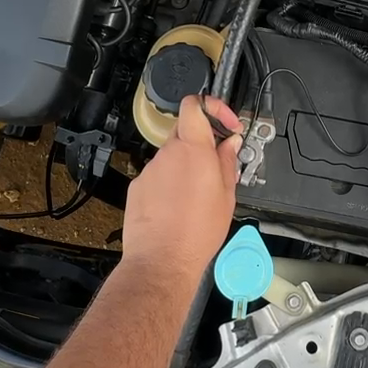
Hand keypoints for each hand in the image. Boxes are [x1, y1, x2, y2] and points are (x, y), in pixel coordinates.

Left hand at [122, 96, 242, 276]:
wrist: (162, 261)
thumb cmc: (196, 233)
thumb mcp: (226, 195)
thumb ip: (227, 162)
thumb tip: (230, 144)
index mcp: (194, 149)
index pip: (194, 105)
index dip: (211, 107)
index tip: (225, 123)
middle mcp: (169, 153)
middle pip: (185, 130)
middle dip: (201, 142)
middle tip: (215, 161)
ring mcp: (151, 169)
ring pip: (171, 155)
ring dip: (185, 166)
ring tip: (196, 194)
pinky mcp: (138, 186)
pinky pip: (157, 175)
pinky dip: (168, 183)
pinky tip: (177, 206)